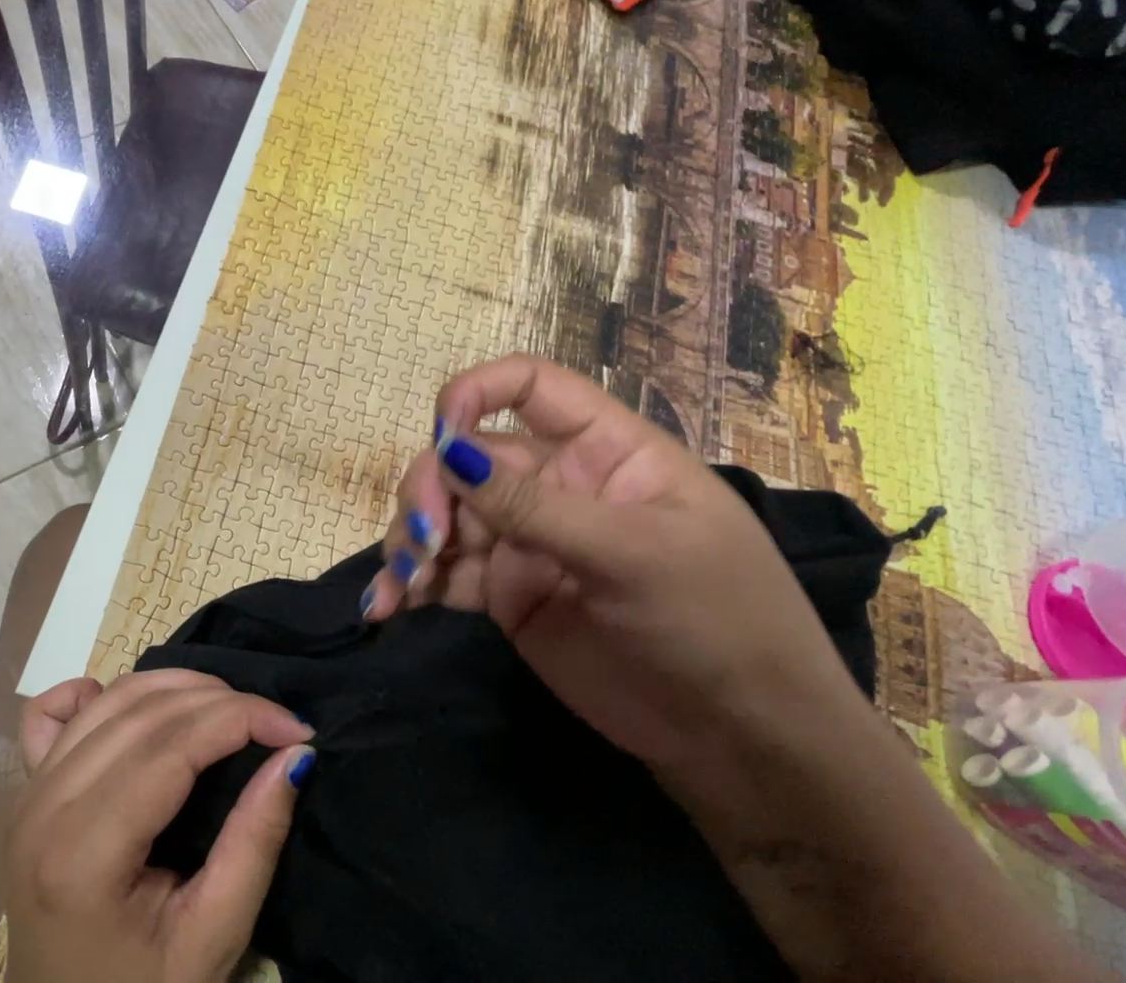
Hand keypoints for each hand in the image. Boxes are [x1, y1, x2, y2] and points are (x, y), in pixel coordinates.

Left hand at [8, 670, 315, 982]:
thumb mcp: (213, 936)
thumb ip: (253, 842)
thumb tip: (295, 756)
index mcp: (83, 852)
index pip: (170, 746)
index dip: (241, 719)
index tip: (299, 728)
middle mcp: (44, 807)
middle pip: (142, 713)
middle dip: (221, 701)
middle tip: (276, 725)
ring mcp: (28, 794)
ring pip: (108, 701)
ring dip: (177, 689)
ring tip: (234, 712)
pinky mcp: (26, 792)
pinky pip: (50, 715)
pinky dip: (97, 694)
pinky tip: (137, 704)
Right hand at [362, 354, 861, 772]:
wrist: (737, 737)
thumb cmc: (717, 622)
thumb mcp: (634, 555)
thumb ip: (536, 507)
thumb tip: (449, 451)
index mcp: (604, 450)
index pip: (530, 387)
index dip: (476, 393)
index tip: (441, 437)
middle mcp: (557, 484)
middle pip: (468, 456)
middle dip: (430, 488)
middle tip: (419, 540)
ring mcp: (528, 542)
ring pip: (445, 514)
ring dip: (409, 538)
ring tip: (402, 584)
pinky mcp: (507, 596)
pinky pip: (445, 574)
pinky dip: (410, 585)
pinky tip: (388, 608)